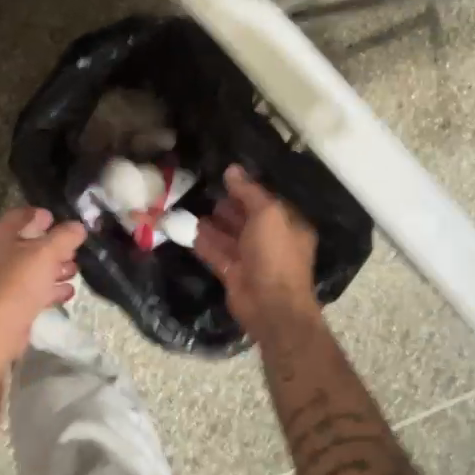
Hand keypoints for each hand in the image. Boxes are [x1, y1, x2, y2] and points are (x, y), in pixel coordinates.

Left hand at [0, 208, 86, 369]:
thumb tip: (78, 226)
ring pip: (35, 267)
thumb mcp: (45, 254)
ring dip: (56, 267)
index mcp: (1, 235)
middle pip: (30, 242)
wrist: (0, 329)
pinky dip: (51, 288)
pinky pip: (35, 288)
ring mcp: (5, 278)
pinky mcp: (13, 300)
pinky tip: (69, 291)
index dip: (40, 215)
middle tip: (75, 246)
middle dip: (54, 244)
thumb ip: (64, 237)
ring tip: (76, 269)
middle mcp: (0, 253)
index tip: (59, 218)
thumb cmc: (19, 282)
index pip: (20, 215)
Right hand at [193, 165, 318, 342]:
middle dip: (227, 206)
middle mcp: (272, 241)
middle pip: (246, 219)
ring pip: (229, 236)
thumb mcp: (267, 214)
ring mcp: (251, 259)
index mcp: (288, 227)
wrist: (270, 305)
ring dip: (212, 224)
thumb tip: (232, 169)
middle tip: (204, 191)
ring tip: (191, 207)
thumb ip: (249, 191)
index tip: (223, 177)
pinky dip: (202, 242)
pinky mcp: (233, 273)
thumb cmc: (275, 255)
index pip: (266, 203)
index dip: (247, 190)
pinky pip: (215, 252)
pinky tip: (186, 228)